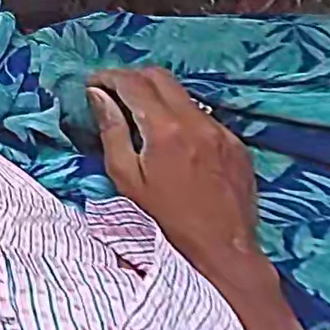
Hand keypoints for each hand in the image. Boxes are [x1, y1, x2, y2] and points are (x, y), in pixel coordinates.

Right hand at [86, 68, 266, 280]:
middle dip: (132, 77)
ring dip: (156, 94)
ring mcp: (220, 130)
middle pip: (159, 76)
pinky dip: (180, 115)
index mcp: (165, 129)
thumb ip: (111, 130)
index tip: (93, 83)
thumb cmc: (165, 220)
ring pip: (181, 93)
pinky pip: (201, 114)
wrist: (224, 253)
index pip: (133, 82)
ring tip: (139, 114)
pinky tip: (172, 138)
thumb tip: (98, 95)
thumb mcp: (125, 177)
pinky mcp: (235, 143)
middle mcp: (196, 121)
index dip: (108, 76)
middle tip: (113, 92)